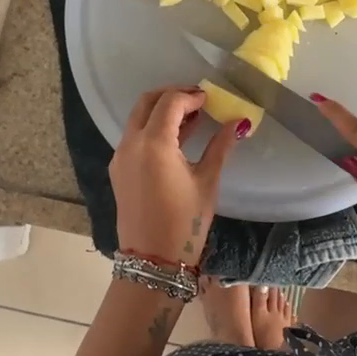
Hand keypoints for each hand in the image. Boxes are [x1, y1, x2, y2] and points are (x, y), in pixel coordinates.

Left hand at [110, 86, 242, 264]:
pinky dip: (152, 128)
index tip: (210, 99)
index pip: (170, 103)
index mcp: (153, 143)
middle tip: (197, 100)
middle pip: (147, 102)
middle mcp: (131, 143)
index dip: (191, 96)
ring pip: (137, 118)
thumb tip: (238, 123)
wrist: (152, 260)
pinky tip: (175, 138)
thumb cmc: (184, 222)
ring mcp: (120, 156)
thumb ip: (220, 146)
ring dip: (161, 111)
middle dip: (172, 95)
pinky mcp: (118, 169)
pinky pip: (133, 136)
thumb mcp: (207, 181)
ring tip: (191, 118)